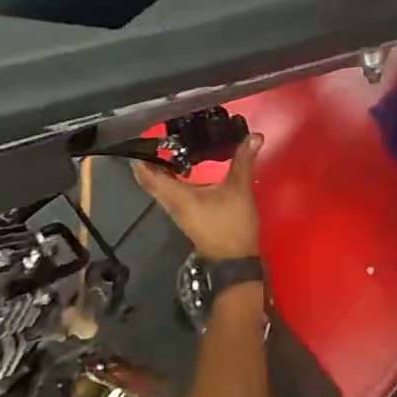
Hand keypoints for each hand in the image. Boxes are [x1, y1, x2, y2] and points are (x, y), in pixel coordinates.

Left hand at [133, 134, 263, 261]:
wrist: (235, 261)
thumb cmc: (231, 225)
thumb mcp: (239, 190)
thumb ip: (243, 161)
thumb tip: (255, 136)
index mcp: (178, 197)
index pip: (149, 176)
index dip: (141, 157)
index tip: (140, 137)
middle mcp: (172, 203)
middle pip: (151, 180)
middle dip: (150, 158)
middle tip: (156, 135)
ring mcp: (178, 210)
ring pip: (160, 186)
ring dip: (160, 168)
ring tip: (169, 144)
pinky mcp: (186, 213)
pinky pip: (170, 191)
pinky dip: (171, 177)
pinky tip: (185, 165)